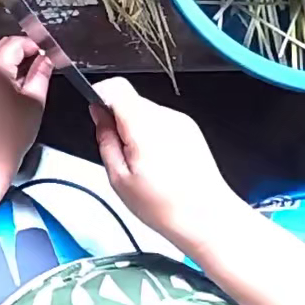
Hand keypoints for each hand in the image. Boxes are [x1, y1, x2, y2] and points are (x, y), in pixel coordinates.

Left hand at [0, 36, 52, 171]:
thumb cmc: (10, 134)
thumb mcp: (35, 99)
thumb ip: (42, 73)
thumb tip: (46, 59)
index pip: (15, 43)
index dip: (34, 45)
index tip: (47, 53)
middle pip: (3, 46)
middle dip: (24, 49)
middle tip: (43, 60)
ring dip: (15, 60)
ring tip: (34, 73)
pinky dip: (7, 71)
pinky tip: (21, 84)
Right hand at [90, 78, 240, 250]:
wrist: (207, 217)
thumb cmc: (166, 206)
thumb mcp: (119, 179)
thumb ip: (105, 139)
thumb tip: (98, 115)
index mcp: (144, 126)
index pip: (116, 87)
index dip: (101, 97)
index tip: (97, 115)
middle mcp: (164, 117)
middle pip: (130, 100)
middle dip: (119, 121)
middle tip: (122, 154)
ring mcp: (180, 121)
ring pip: (146, 111)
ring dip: (137, 129)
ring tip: (143, 164)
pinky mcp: (189, 128)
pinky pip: (162, 122)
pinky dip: (154, 135)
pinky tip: (159, 163)